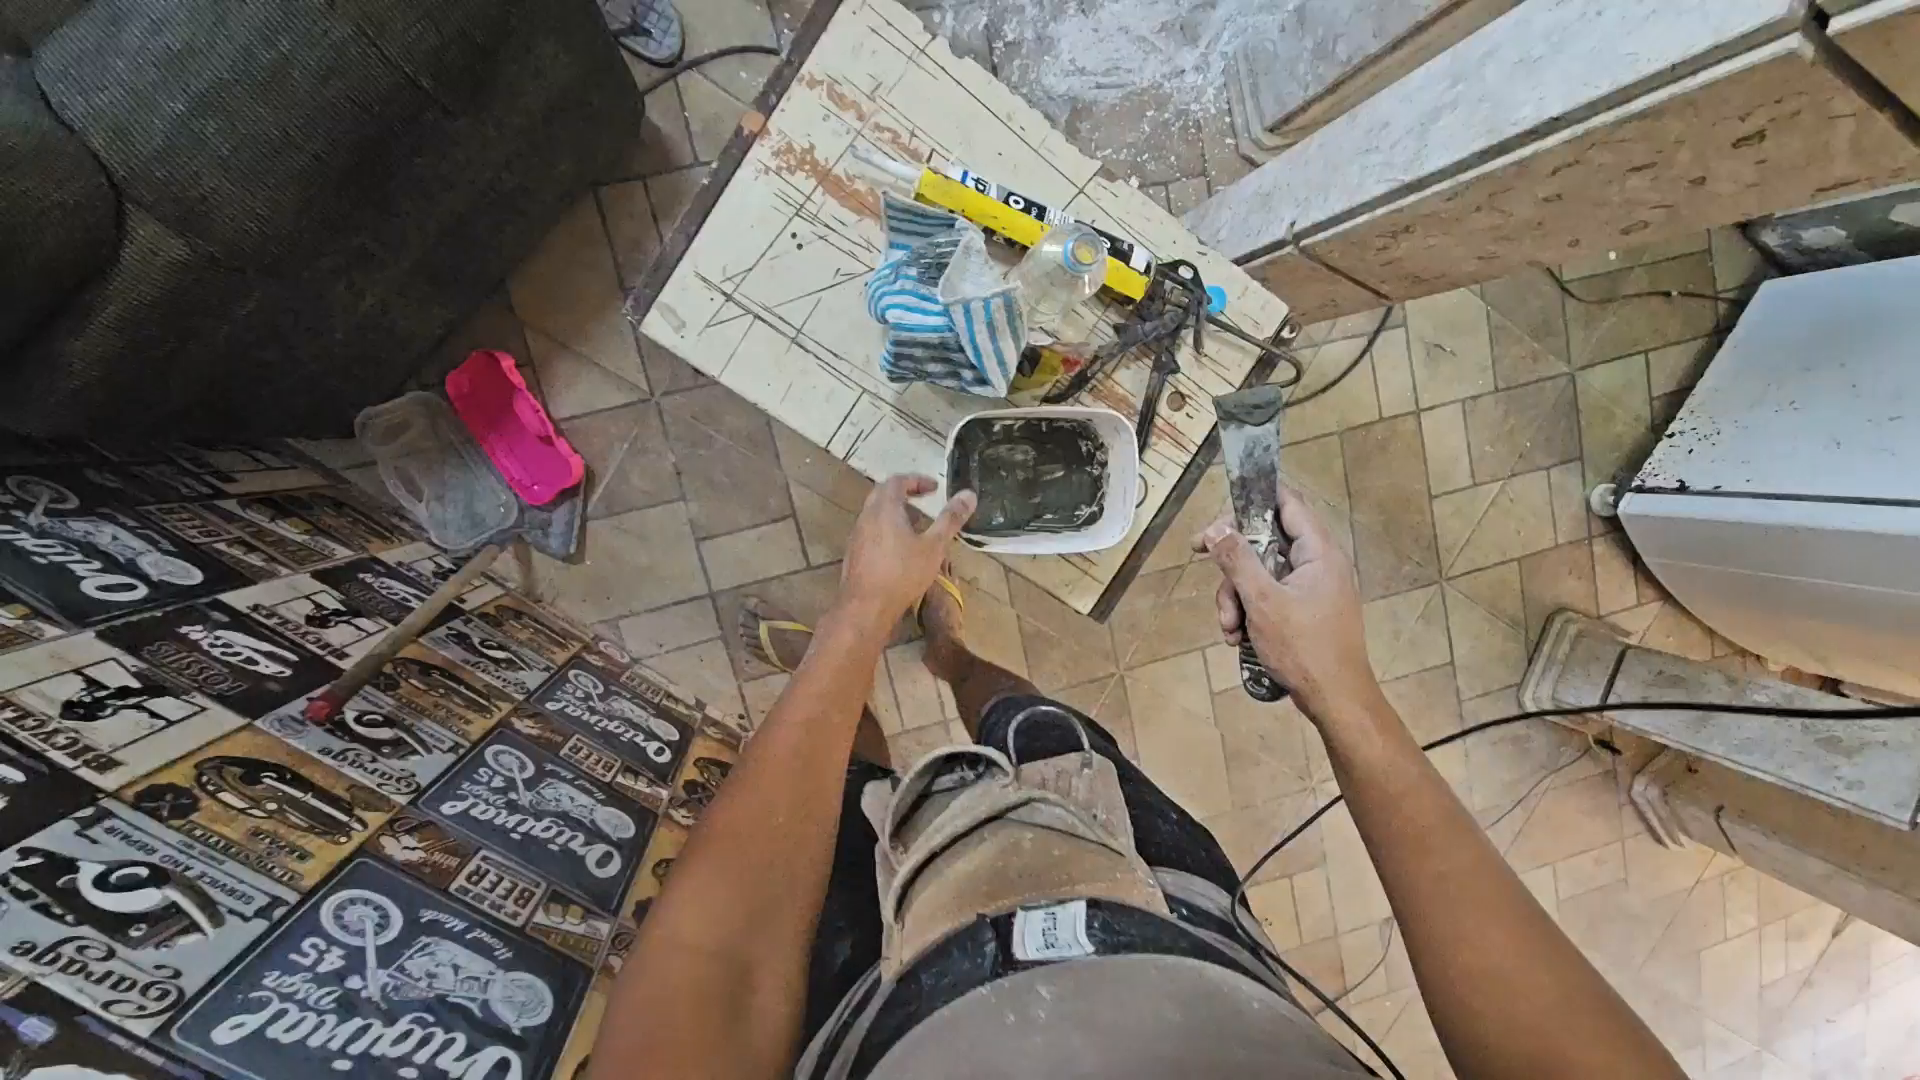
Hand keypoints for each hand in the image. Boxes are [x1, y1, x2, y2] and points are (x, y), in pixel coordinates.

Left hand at [839, 474, 974, 624]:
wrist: (865, 607)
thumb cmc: (902, 574)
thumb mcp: (934, 546)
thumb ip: (950, 519)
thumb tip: (969, 494)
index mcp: (885, 508)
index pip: (898, 481)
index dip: (917, 480)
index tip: (934, 487)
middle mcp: (867, 516)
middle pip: (883, 493)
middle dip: (905, 492)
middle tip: (924, 500)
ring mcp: (857, 535)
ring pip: (875, 513)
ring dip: (895, 511)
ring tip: (916, 525)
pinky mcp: (854, 553)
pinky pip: (871, 530)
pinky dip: (887, 528)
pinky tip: (901, 549)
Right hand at [1193, 488, 1380, 722]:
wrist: (1335, 699)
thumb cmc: (1303, 647)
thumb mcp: (1262, 601)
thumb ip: (1237, 560)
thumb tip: (1215, 527)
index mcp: (1318, 551)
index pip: (1286, 502)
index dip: (1251, 499)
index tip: (1217, 514)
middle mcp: (1317, 562)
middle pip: (1264, 541)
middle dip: (1233, 566)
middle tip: (1209, 573)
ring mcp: (1311, 587)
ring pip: (1260, 573)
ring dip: (1236, 597)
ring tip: (1229, 628)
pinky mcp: (1303, 609)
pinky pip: (1268, 596)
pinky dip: (1249, 612)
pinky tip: (1238, 637)